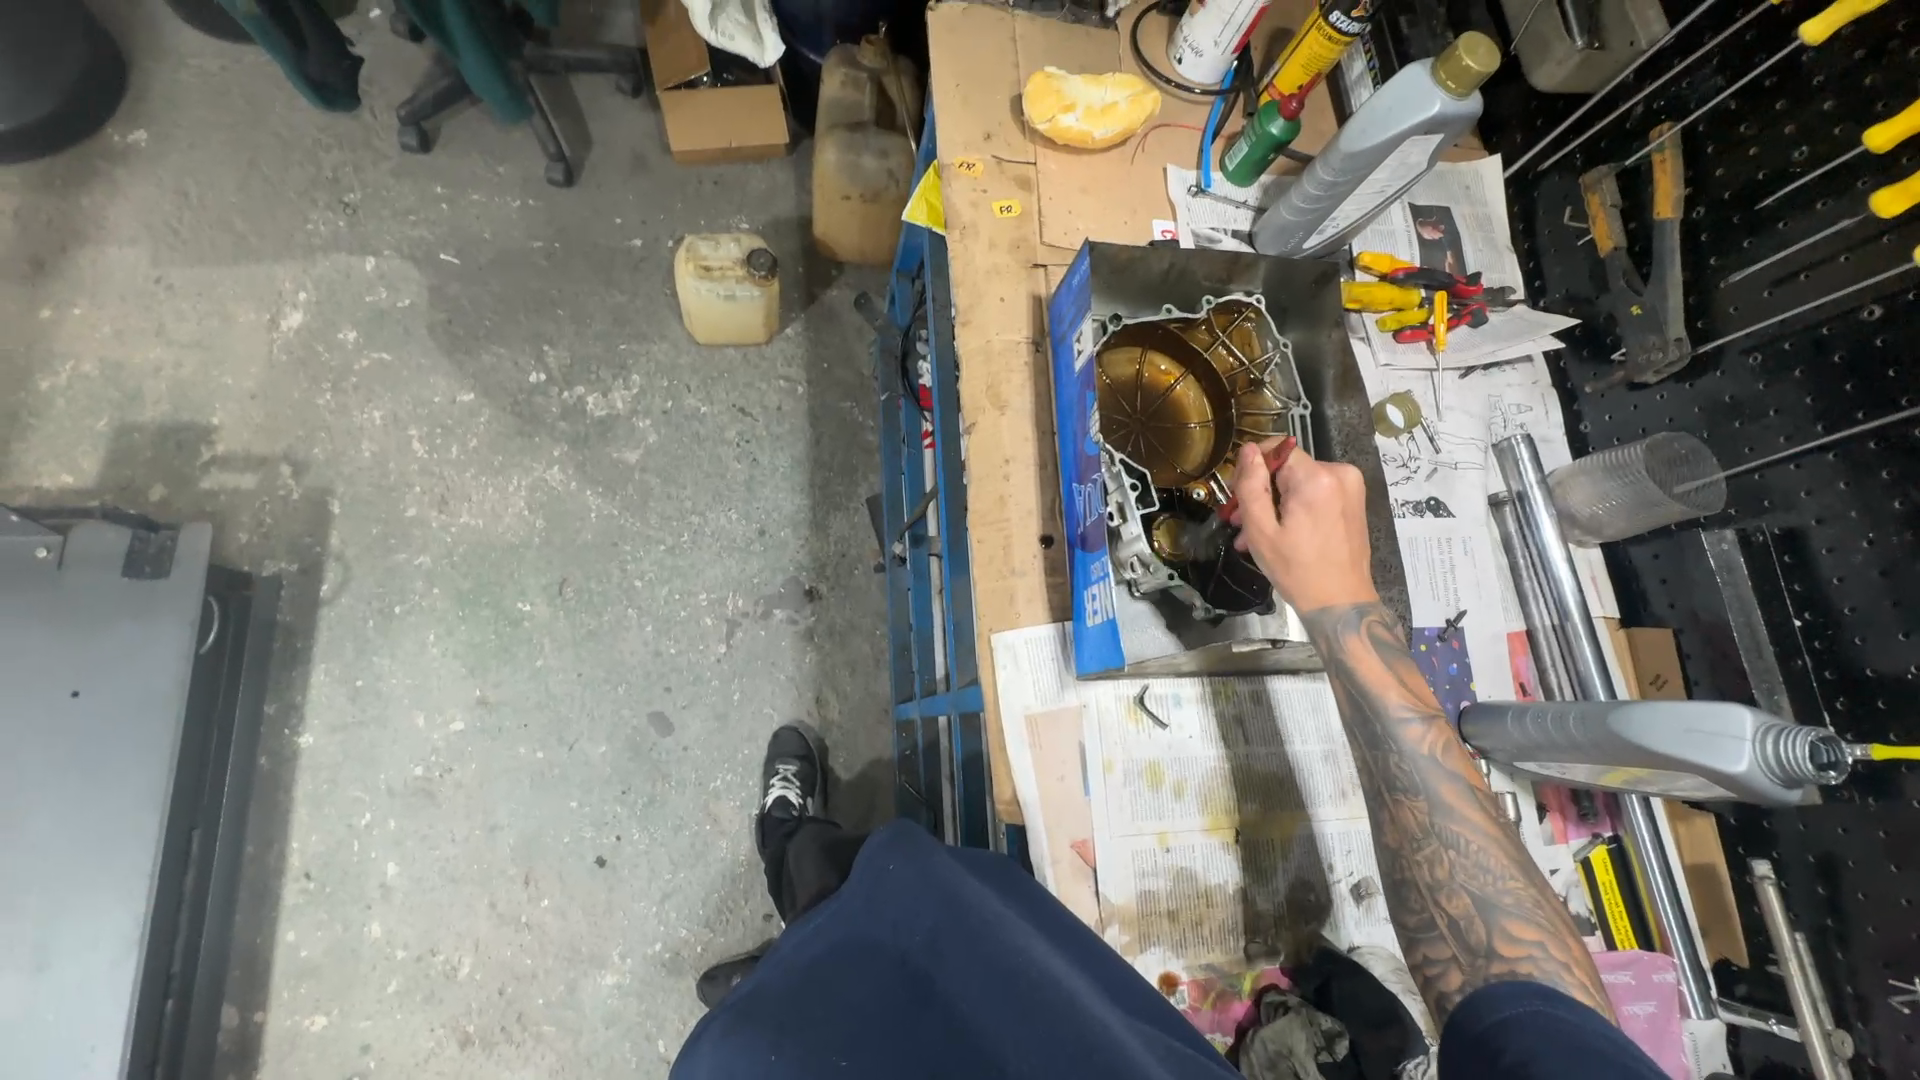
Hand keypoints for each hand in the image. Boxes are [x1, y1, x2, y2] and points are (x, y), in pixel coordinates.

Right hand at [1229, 438, 1378, 612]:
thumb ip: (1251, 486)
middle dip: (1261, 490)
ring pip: (1299, 482)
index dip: (1253, 467)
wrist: (1341, 602)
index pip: (1278, 448)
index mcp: (1316, 479)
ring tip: (1254, 533)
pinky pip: (1315, 493)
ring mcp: (1351, 487)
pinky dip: (1294, 508)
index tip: (1238, 494)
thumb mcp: (1261, 530)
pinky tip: (1279, 532)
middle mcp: (1340, 474)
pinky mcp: (1354, 501)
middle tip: (1240, 521)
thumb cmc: (1296, 570)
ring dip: (1274, 502)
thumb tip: (1248, 451)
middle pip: (1287, 467)